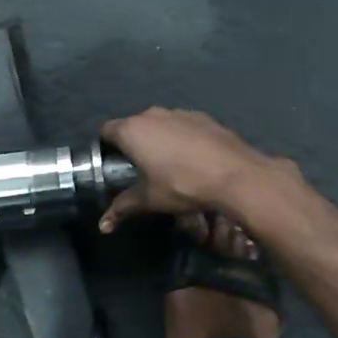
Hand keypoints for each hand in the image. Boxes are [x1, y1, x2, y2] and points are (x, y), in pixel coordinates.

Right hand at [97, 107, 287, 230]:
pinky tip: (192, 159)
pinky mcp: (203, 116)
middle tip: (139, 170)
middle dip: (133, 145)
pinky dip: (181, 138)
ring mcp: (180, 112)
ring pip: (160, 124)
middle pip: (133, 126)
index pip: (107, 131)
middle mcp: (153, 114)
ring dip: (158, 139)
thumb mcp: (150, 199)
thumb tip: (103, 225)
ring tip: (168, 165)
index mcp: (133, 130)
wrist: (235, 174)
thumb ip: (123, 208)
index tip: (112, 165)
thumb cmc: (182, 185)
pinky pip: (182, 125)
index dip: (106, 147)